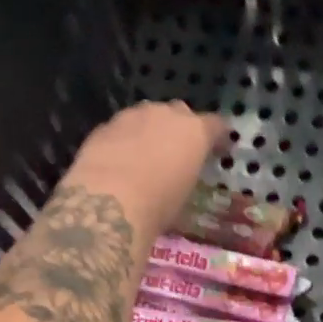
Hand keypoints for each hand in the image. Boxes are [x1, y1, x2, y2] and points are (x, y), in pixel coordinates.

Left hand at [63, 101, 228, 232]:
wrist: (109, 202)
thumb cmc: (157, 207)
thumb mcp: (183, 196)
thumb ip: (186, 175)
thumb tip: (180, 176)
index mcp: (194, 132)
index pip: (216, 125)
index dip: (218, 138)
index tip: (217, 151)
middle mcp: (165, 115)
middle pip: (179, 114)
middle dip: (180, 130)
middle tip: (177, 153)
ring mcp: (132, 115)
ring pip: (147, 117)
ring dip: (149, 132)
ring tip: (144, 158)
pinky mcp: (105, 126)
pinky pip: (121, 130)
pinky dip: (124, 141)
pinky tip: (119, 162)